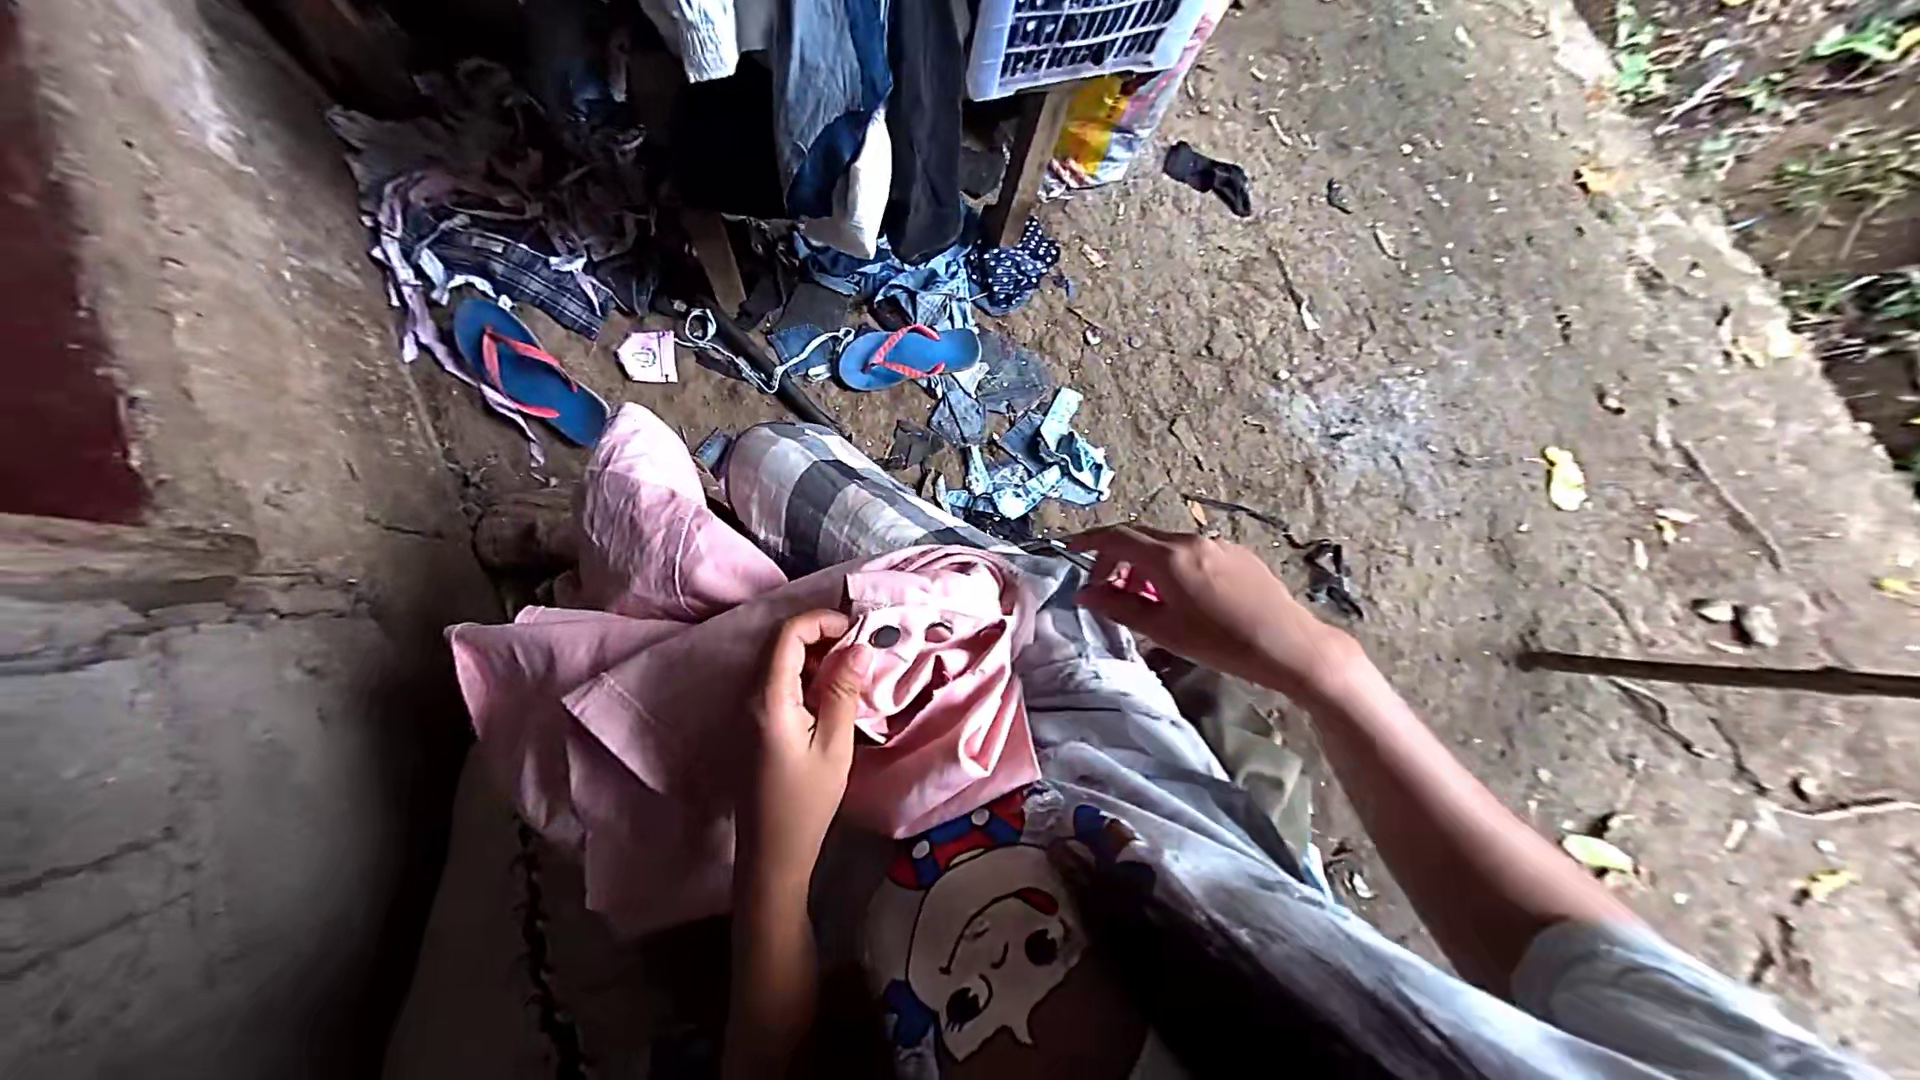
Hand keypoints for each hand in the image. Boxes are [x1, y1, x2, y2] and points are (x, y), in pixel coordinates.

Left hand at [740, 610, 872, 886]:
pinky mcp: (756, 724)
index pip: (787, 635)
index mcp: (769, 699)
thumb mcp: (835, 746)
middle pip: (781, 644)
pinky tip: (831, 692)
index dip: (821, 620)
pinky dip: (806, 675)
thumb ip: (844, 691)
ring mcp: (750, 711)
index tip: (855, 629)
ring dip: (815, 655)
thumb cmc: (806, 803)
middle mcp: (752, 698)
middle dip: (822, 635)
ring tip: (851, 668)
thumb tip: (859, 647)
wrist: (771, 854)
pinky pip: (779, 683)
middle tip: (859, 648)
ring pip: (780, 662)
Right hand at [1069, 525, 1364, 702]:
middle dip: (1116, 559)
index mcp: (1169, 557)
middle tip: (1107, 590)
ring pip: (1166, 545)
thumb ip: (1119, 606)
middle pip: (1140, 538)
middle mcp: (1192, 541)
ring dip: (1145, 565)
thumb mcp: (1164, 630)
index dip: (1089, 542)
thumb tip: (1085, 593)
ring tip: (1147, 600)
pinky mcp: (1238, 554)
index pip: (1116, 538)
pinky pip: (1193, 552)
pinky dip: (1173, 566)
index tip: (1071, 550)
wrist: (1291, 646)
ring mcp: (1218, 544)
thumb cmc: (1222, 643)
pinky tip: (1183, 597)